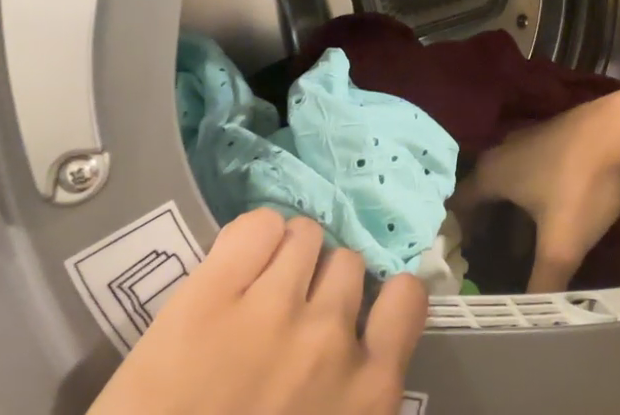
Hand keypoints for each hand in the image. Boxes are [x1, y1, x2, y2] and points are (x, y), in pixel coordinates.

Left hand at [88, 210, 425, 414]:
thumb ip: (356, 393)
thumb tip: (361, 348)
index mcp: (369, 390)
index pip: (407, 298)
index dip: (382, 295)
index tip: (357, 307)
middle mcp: (331, 336)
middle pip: (347, 261)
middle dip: (323, 278)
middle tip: (290, 307)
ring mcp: (272, 308)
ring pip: (305, 234)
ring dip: (288, 252)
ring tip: (257, 281)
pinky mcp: (213, 292)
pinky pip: (258, 225)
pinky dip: (254, 236)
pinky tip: (235, 263)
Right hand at [454, 86, 619, 291]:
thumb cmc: (583, 185)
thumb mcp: (562, 244)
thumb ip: (542, 284)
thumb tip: (527, 317)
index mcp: (492, 172)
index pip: (458, 205)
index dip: (456, 234)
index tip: (456, 263)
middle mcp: (504, 151)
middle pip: (484, 193)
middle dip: (484, 227)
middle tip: (485, 261)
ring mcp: (532, 139)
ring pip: (511, 182)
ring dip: (511, 213)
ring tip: (520, 249)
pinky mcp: (558, 135)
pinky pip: (533, 171)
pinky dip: (533, 196)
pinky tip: (551, 216)